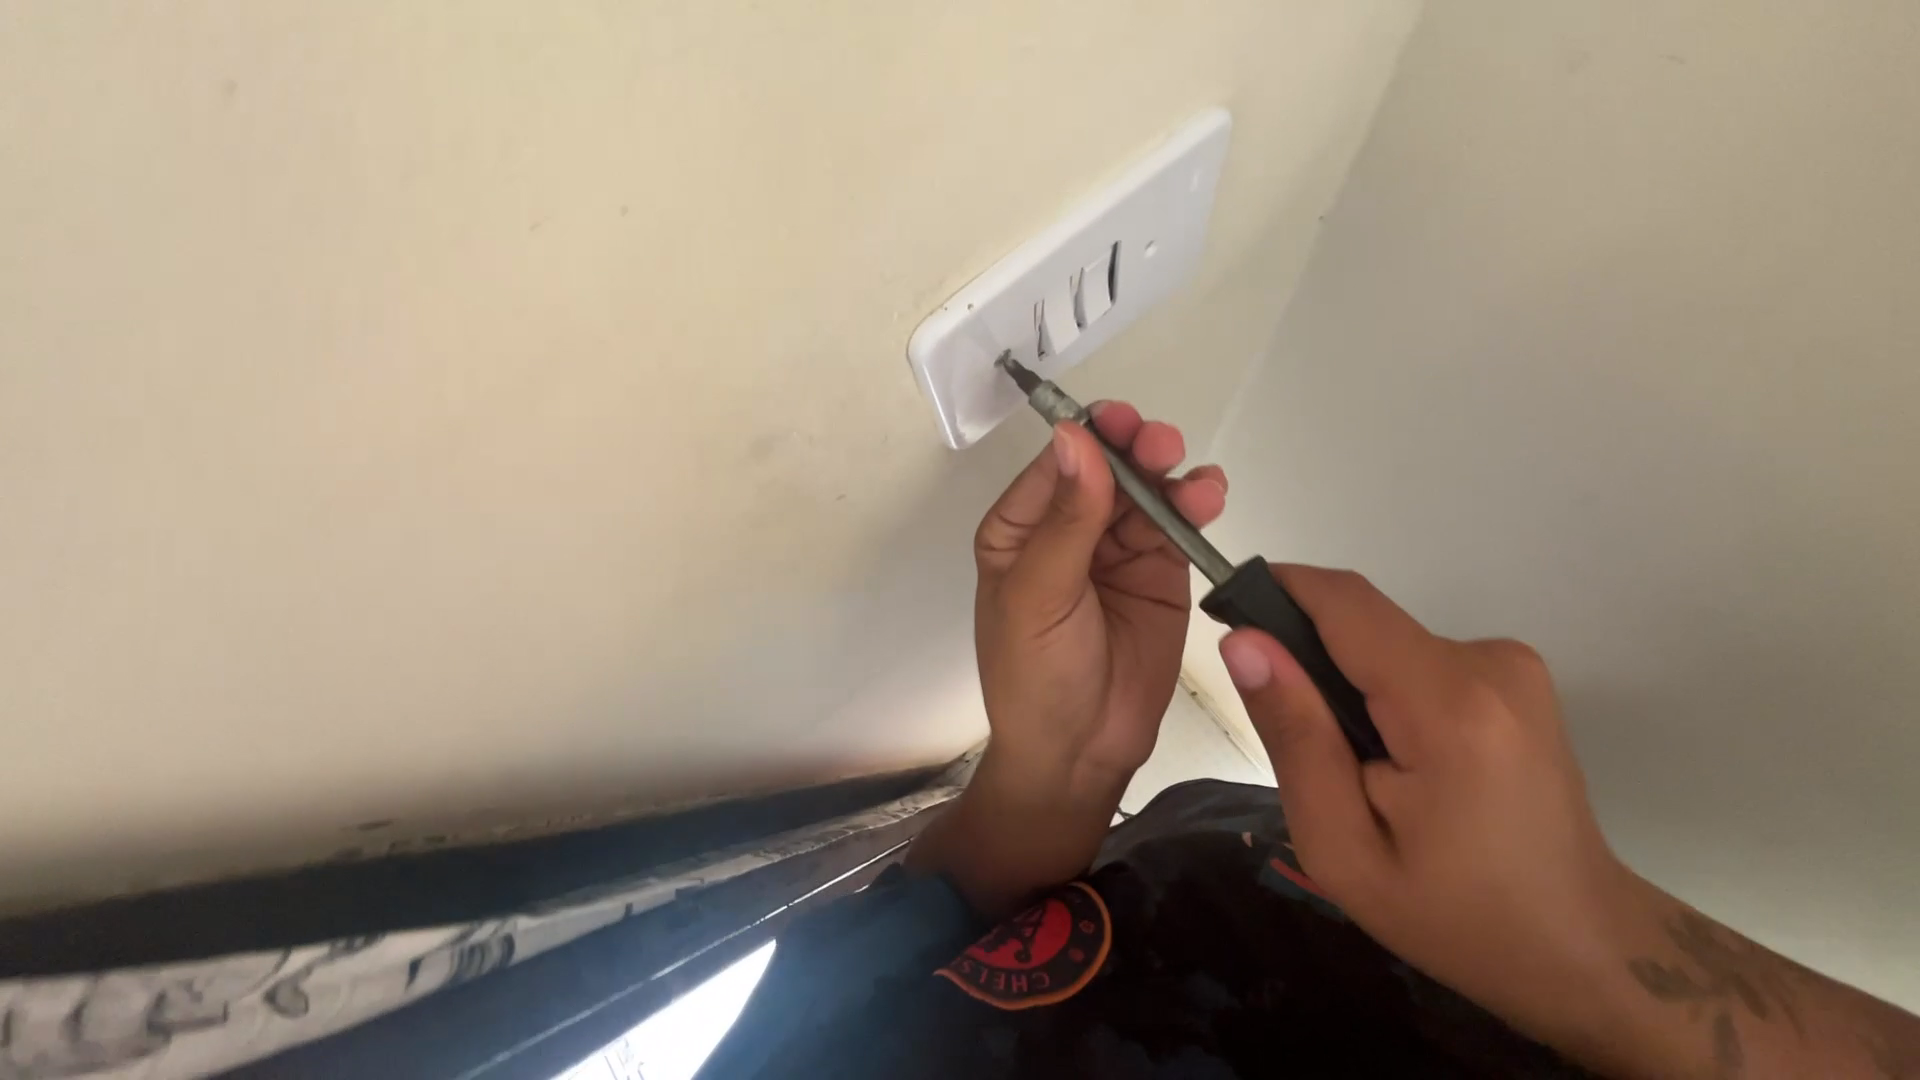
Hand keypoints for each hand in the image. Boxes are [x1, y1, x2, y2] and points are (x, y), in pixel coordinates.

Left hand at [974, 404, 1227, 790]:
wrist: (1080, 750)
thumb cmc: (1036, 673)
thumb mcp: (1040, 595)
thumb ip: (1066, 519)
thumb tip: (1073, 435)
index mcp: (1021, 529)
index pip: (1056, 467)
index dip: (1087, 440)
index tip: (1117, 422)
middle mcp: (1068, 529)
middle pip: (1105, 470)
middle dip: (1133, 450)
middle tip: (1160, 444)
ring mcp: (1117, 548)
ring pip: (1146, 491)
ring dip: (1169, 475)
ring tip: (1195, 482)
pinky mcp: (1160, 571)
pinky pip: (1177, 525)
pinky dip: (1195, 505)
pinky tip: (1209, 494)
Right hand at [1216, 565, 1637, 1055]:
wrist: (1580, 946)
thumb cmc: (1451, 912)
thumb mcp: (1339, 843)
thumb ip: (1293, 734)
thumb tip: (1244, 641)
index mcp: (1449, 706)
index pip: (1342, 601)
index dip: (1274, 592)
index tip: (1227, 620)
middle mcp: (1489, 662)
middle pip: (1358, 623)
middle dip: (1308, 665)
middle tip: (1301, 749)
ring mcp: (1510, 665)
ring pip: (1381, 642)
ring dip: (1345, 686)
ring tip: (1356, 768)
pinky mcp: (1513, 674)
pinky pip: (1412, 656)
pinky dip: (1381, 693)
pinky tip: (1396, 760)